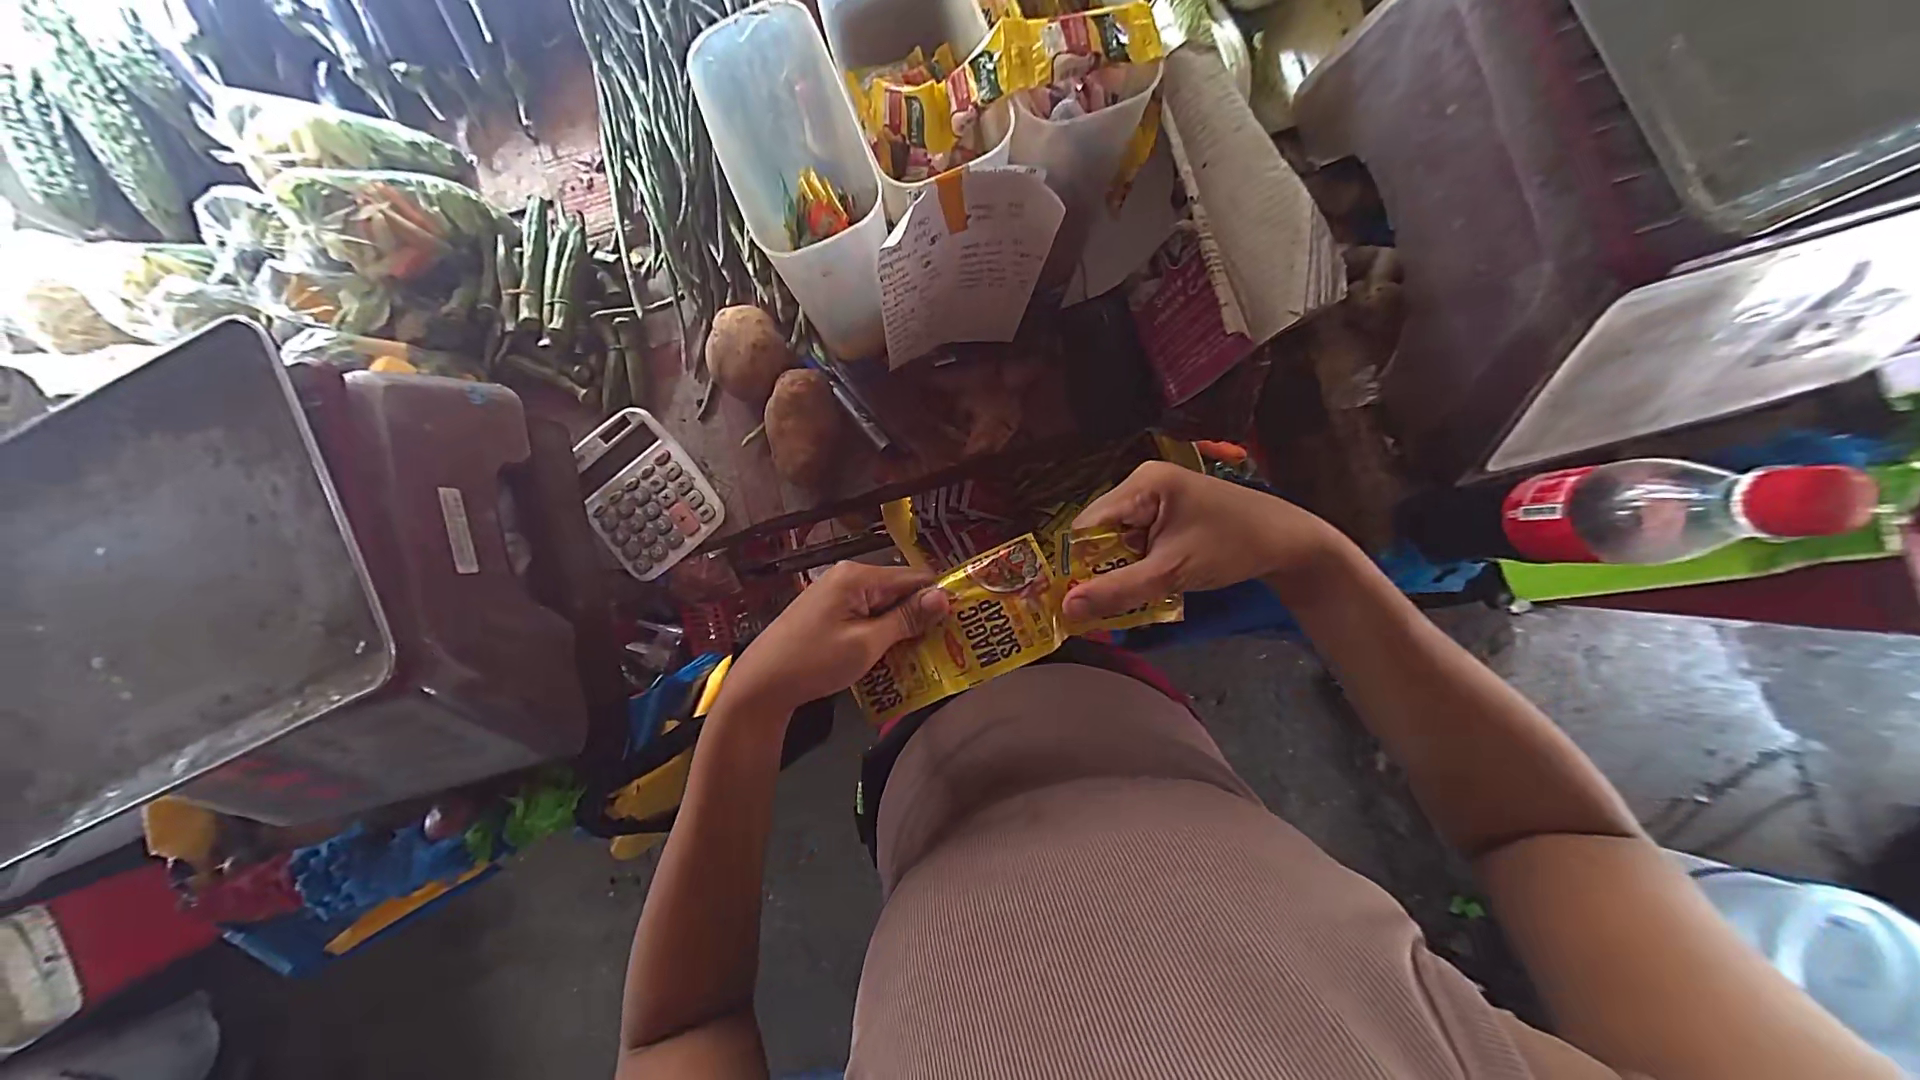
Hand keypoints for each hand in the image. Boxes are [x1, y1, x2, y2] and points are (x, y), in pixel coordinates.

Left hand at [720, 561, 949, 715]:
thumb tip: (944, 596)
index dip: (939, 597)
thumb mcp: (867, 643)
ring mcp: (835, 593)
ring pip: (884, 604)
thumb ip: (906, 619)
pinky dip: (882, 631)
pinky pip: (866, 614)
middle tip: (947, 641)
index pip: (913, 577)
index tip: (962, 619)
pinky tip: (893, 653)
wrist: (760, 685)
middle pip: (899, 590)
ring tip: (926, 651)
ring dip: (902, 626)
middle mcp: (847, 577)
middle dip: (921, 614)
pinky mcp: (828, 611)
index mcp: (857, 577)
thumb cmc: (814, 662)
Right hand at [1061, 461, 1351, 622]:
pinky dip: (1136, 565)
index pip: (1087, 525)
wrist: (1290, 543)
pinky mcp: (1166, 512)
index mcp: (1142, 483)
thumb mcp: (1171, 572)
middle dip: (1100, 569)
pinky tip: (1148, 583)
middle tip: (1102, 606)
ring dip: (1119, 570)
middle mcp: (1142, 483)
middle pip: (1098, 532)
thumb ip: (1118, 590)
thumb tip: (1067, 610)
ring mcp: (1155, 496)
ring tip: (1131, 596)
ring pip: (1115, 540)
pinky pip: (1135, 541)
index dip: (1077, 563)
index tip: (1075, 600)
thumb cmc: (1233, 547)